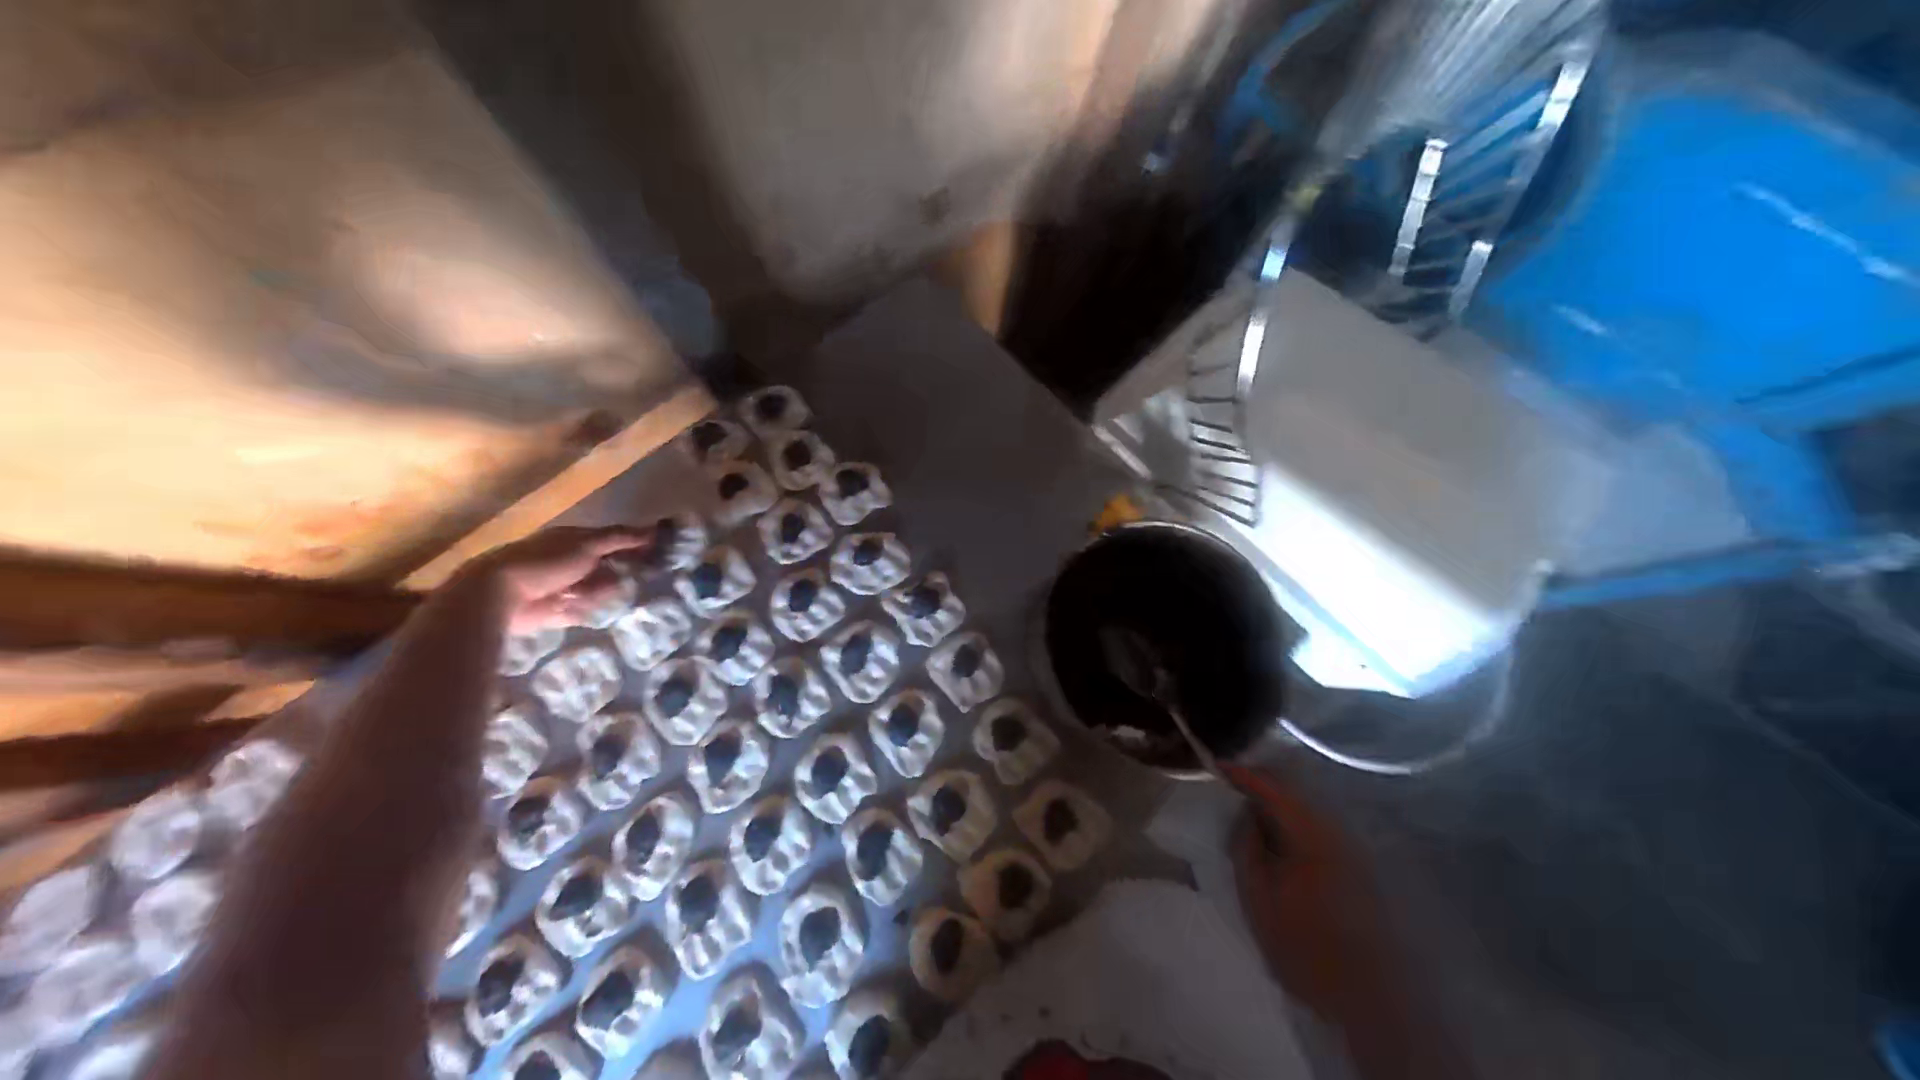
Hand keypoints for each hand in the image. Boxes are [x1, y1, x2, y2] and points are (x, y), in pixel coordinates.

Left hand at [462, 526, 654, 631]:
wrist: (500, 595)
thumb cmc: (545, 562)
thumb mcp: (587, 544)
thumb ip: (620, 538)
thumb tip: (655, 529)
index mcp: (575, 540)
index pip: (614, 540)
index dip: (635, 545)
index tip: (658, 553)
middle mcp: (570, 560)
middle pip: (608, 566)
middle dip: (620, 573)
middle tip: (637, 580)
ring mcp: (564, 586)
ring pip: (598, 590)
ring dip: (600, 593)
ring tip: (590, 595)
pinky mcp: (556, 610)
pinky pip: (583, 610)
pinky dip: (587, 610)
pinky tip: (585, 610)